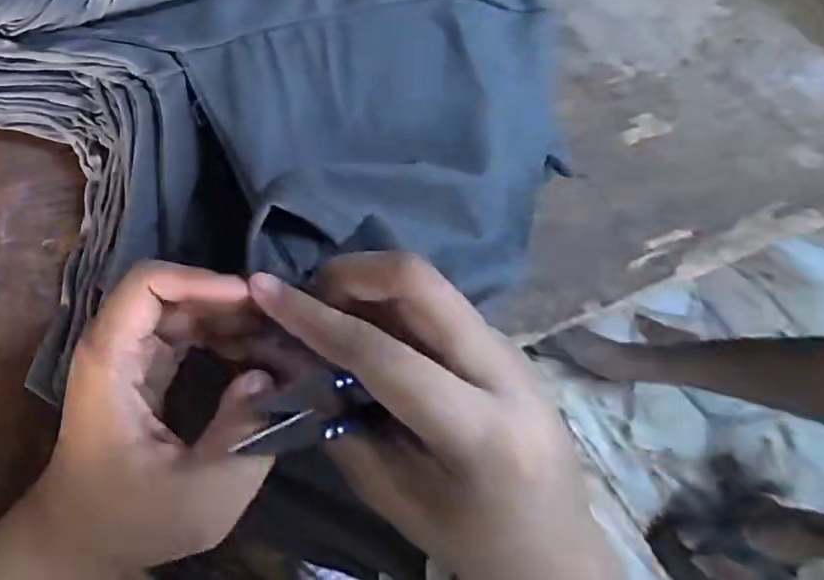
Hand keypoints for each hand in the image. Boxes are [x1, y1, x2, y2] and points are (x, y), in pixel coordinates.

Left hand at [0, 263, 275, 577]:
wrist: (80, 535)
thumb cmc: (130, 517)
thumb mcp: (198, 494)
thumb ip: (240, 436)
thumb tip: (269, 378)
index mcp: (110, 355)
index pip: (147, 283)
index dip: (198, 280)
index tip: (249, 298)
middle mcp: (111, 341)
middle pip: (164, 291)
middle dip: (219, 298)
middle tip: (274, 318)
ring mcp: (123, 353)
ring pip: (174, 309)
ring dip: (220, 316)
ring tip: (271, 335)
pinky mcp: (138, 368)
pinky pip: (177, 333)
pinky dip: (213, 336)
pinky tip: (249, 354)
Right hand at [249, 254, 618, 579]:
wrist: (561, 557)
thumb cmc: (468, 538)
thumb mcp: (388, 491)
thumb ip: (335, 415)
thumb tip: (289, 351)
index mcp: (481, 433)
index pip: (380, 352)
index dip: (312, 316)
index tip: (262, 288)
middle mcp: (507, 376)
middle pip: (417, 280)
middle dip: (347, 272)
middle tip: (310, 296)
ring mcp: (512, 350)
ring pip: (423, 279)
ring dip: (364, 281)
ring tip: (332, 311)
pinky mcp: (503, 340)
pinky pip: (432, 297)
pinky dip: (384, 297)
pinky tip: (367, 327)